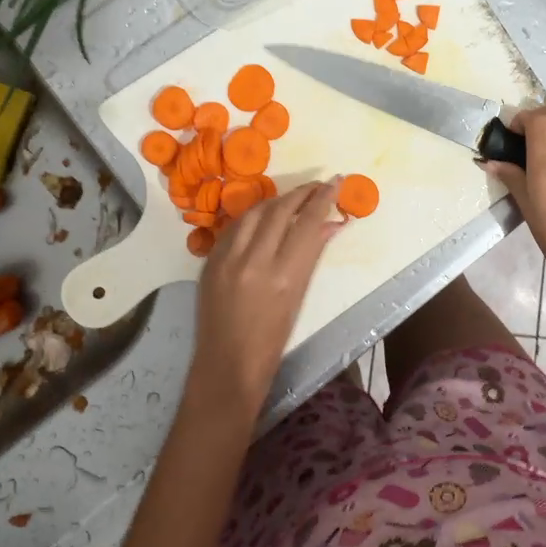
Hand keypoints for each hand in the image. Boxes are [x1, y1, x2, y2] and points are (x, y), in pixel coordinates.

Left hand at [189, 180, 342, 417]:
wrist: (227, 364)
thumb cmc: (272, 340)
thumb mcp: (299, 297)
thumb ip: (312, 255)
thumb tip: (331, 224)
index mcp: (283, 275)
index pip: (307, 223)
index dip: (323, 198)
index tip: (335, 182)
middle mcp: (254, 261)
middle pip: (280, 210)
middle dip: (301, 193)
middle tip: (317, 186)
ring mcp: (227, 259)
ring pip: (253, 212)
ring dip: (276, 200)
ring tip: (292, 199)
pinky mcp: (209, 261)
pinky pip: (233, 228)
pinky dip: (252, 217)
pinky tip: (262, 217)